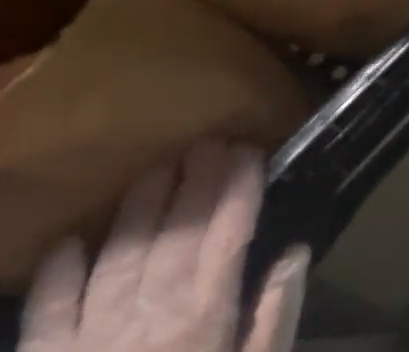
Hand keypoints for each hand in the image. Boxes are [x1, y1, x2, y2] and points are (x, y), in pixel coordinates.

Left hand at [21, 145, 307, 351]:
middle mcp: (148, 315)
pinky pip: (47, 313)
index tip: (250, 150)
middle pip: (173, 238)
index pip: (226, 236)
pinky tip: (69, 245)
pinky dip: (57, 276)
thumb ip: (274, 314)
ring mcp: (89, 338)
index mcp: (205, 315)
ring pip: (115, 261)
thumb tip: (293, 250)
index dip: (238, 189)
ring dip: (135, 213)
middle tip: (207, 144)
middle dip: (193, 186)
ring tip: (154, 173)